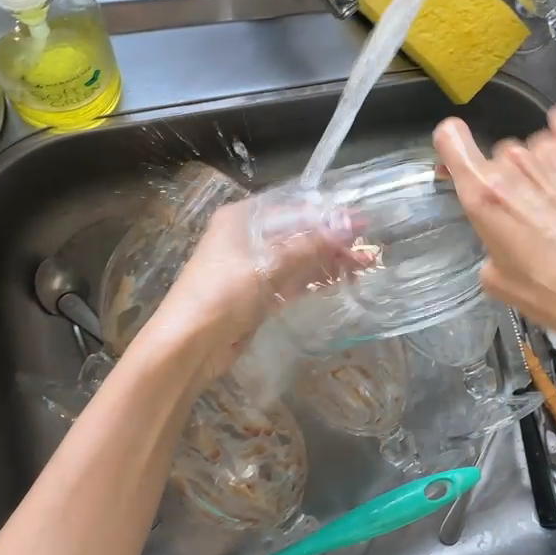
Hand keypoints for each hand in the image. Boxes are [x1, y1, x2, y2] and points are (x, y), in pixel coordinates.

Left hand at [148, 197, 361, 377]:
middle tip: (368, 250)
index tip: (362, 223)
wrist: (188, 346)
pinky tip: (340, 281)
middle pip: (298, 233)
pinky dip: (314, 280)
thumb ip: (311, 245)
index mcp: (242, 219)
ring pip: (298, 258)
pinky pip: (292, 281)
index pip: (294, 208)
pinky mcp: (257, 294)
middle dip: (333, 241)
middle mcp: (246, 237)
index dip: (329, 215)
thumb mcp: (269, 265)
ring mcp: (251, 267)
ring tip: (363, 267)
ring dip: (328, 261)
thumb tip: (350, 226)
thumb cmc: (223, 295)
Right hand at [433, 105, 555, 369]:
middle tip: (543, 210)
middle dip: (519, 176)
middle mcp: (515, 164)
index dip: (454, 144)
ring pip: (541, 144)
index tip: (464, 152)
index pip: (450, 140)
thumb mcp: (501, 282)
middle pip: (505, 154)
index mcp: (484, 195)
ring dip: (551, 164)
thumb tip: (499, 233)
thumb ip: (490, 242)